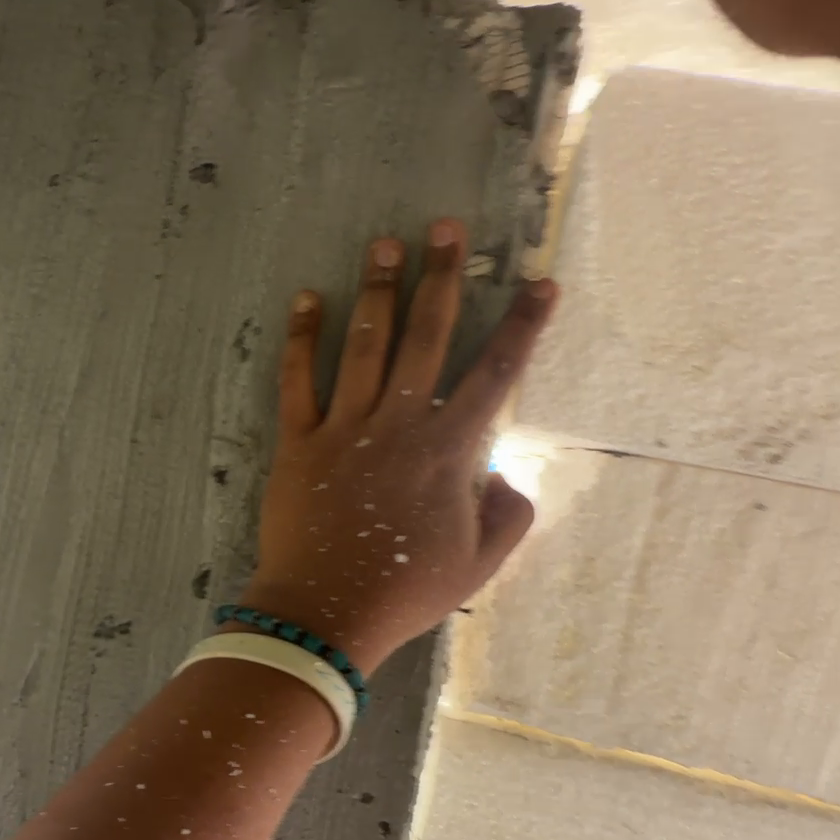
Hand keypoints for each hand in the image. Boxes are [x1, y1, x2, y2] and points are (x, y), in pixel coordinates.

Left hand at [234, 219, 558, 669]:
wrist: (327, 611)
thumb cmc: (406, 590)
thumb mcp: (479, 563)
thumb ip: (508, 514)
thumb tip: (506, 473)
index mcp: (449, 449)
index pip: (496, 374)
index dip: (523, 326)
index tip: (541, 283)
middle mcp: (400, 423)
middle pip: (427, 336)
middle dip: (441, 277)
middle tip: (446, 227)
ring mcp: (345, 428)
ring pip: (365, 344)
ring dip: (376, 290)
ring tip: (384, 243)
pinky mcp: (299, 441)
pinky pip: (297, 380)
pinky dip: (300, 338)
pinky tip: (305, 299)